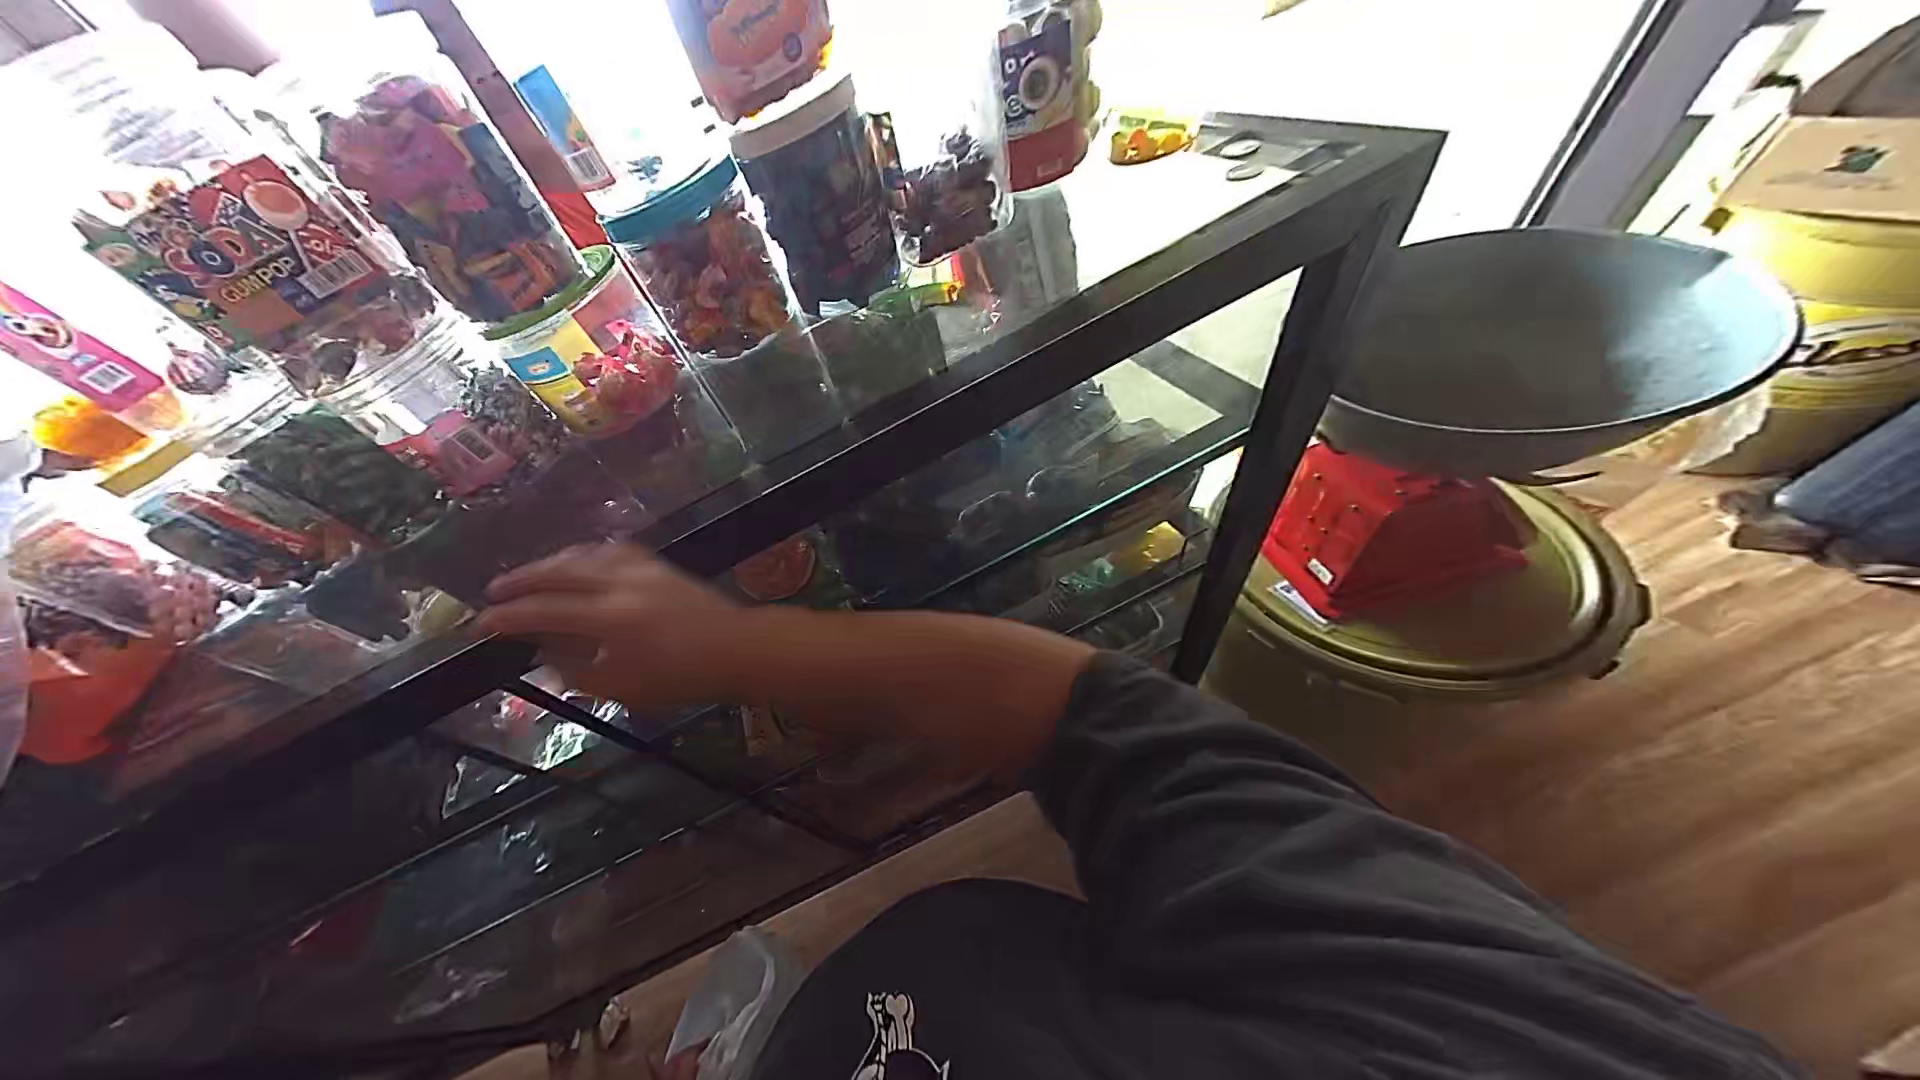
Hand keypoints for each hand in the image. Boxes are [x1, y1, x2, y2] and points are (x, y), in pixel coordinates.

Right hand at [477, 543, 765, 710]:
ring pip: (587, 555)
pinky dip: (588, 554)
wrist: (739, 648)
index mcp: (613, 617)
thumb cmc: (684, 677)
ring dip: (552, 562)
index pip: (546, 610)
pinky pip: (614, 551)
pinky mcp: (661, 565)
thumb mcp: (624, 687)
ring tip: (528, 573)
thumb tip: (543, 652)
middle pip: (561, 572)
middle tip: (494, 591)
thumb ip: (578, 669)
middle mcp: (625, 584)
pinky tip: (579, 561)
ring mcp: (646, 569)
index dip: (507, 617)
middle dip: (522, 580)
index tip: (480, 624)